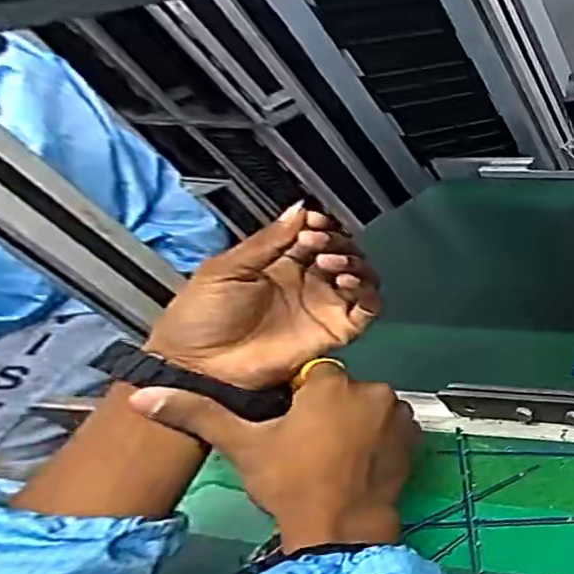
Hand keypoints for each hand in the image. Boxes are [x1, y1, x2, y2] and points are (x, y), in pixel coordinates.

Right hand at [130, 362, 417, 549]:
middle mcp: (375, 391)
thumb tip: (145, 394)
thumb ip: (199, 414)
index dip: (298, 394)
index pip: (314, 373)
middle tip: (307, 440)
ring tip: (332, 452)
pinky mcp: (415, 436)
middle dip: (328, 407)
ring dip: (355, 420)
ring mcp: (400, 414)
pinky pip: (392, 426)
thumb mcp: (242, 445)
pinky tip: (357, 457)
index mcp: (334, 385)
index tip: (287, 417)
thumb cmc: (291, 480)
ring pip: (370, 407)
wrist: (342, 521)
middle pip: (345, 390)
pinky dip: (378, 435)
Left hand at [143, 202, 381, 389]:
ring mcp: (330, 304)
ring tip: (330, 263)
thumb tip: (300, 209)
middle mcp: (313, 282)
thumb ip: (266, 242)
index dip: (320, 226)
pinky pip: (371, 306)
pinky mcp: (343, 327)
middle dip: (338, 242)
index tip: (314, 221)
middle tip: (319, 242)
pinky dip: (368, 292)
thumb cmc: (203, 317)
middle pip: (345, 254)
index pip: (317, 238)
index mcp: (284, 265)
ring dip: (354, 264)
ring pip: (364, 276)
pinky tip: (348, 284)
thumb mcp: (225, 270)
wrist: (202, 365)